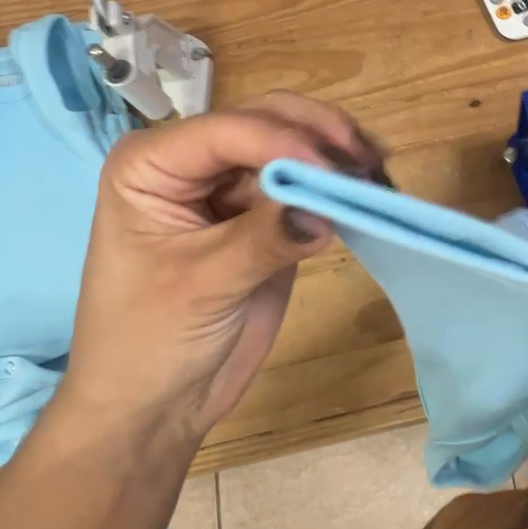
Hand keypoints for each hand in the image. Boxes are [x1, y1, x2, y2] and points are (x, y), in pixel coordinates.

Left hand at [61, 92, 386, 441]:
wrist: (155, 407)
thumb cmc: (149, 342)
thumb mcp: (202, 285)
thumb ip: (263, 238)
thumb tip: (326, 208)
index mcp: (151, 164)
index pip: (228, 130)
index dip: (283, 142)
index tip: (335, 171)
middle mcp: (192, 161)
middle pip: (267, 121)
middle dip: (319, 136)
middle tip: (367, 163)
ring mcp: (232, 185)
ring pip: (295, 144)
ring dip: (338, 155)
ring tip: (378, 174)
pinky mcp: (266, 213)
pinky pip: (309, 184)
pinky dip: (340, 186)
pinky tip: (372, 190)